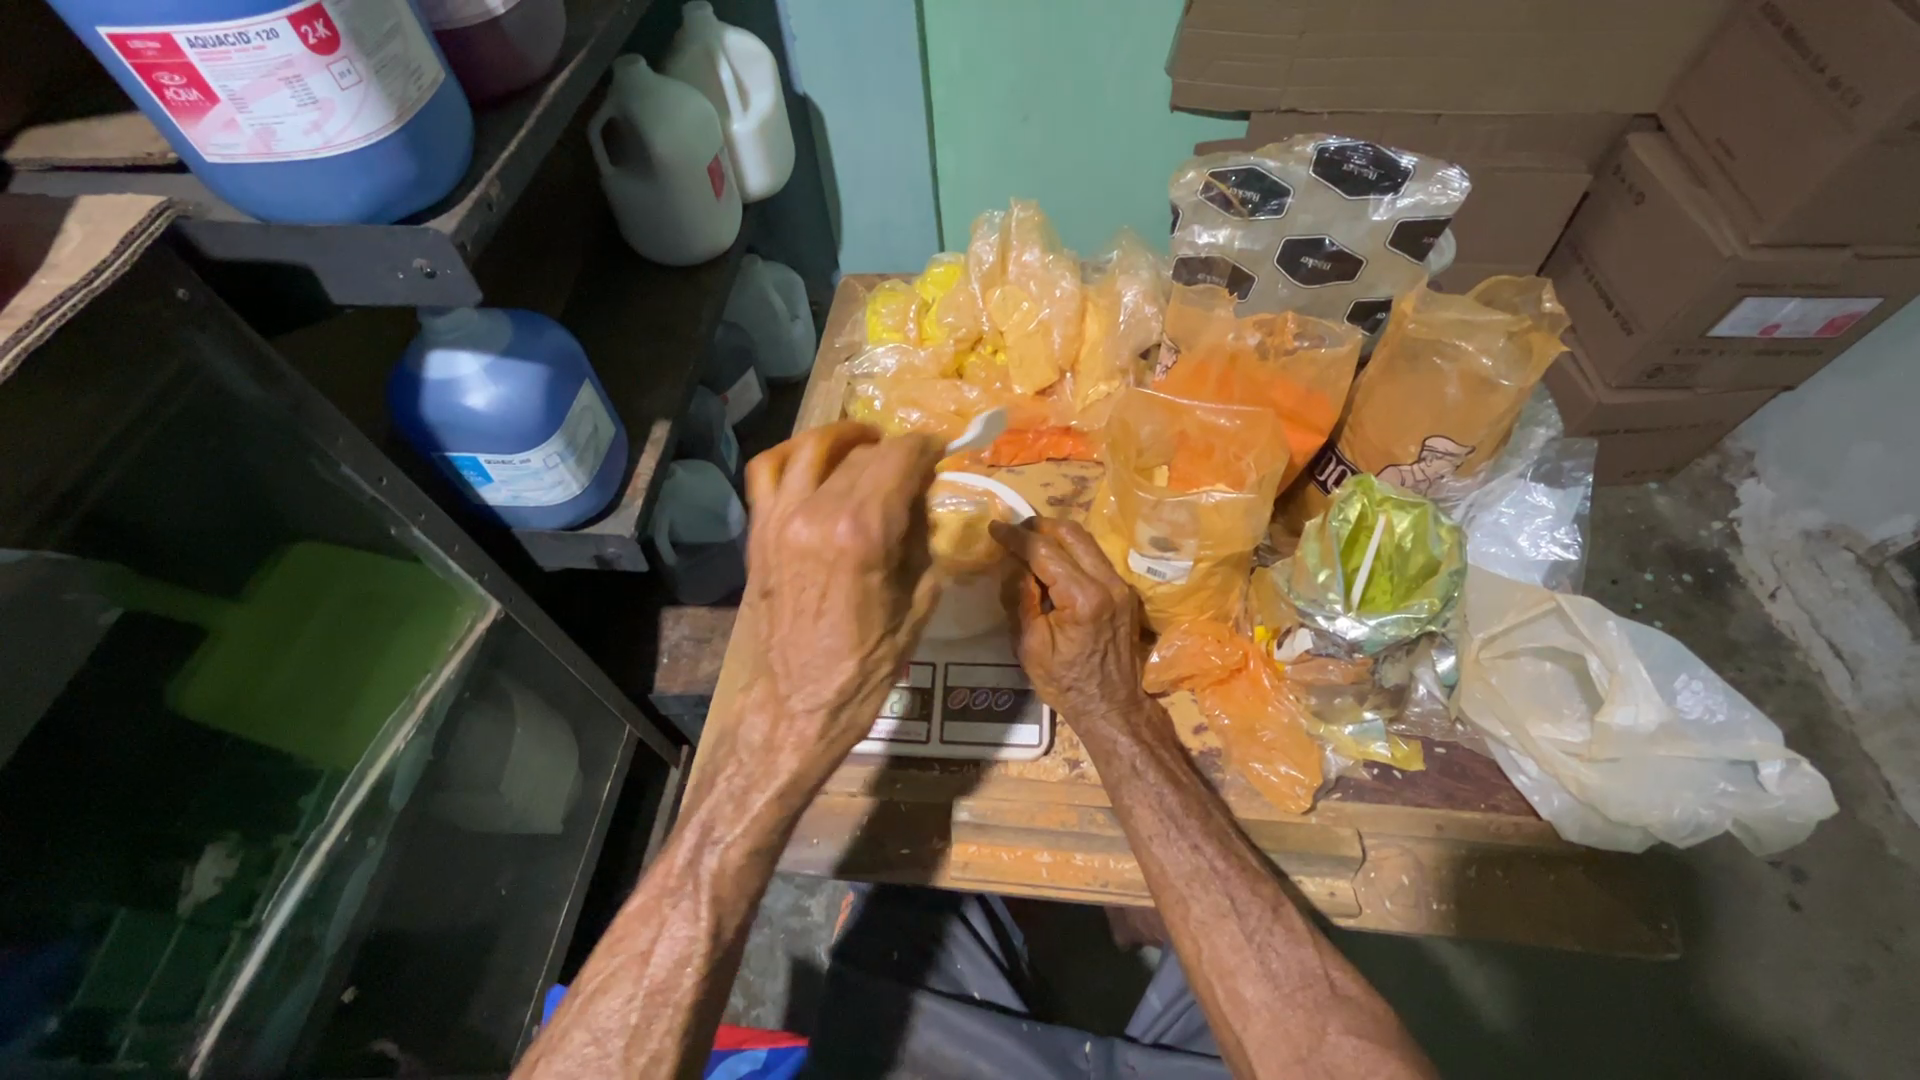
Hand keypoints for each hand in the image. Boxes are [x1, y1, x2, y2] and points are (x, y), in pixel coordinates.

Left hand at [743, 422, 944, 766]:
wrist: (798, 701)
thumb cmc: (868, 663)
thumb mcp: (920, 600)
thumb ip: (923, 539)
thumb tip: (922, 497)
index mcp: (865, 530)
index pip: (901, 457)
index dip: (928, 447)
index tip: (942, 450)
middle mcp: (818, 511)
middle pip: (863, 452)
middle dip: (896, 450)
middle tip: (915, 465)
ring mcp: (781, 518)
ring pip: (813, 447)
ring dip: (847, 438)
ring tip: (867, 445)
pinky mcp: (759, 530)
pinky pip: (768, 470)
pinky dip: (793, 454)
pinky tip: (815, 460)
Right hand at [989, 518, 1159, 745]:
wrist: (1111, 706)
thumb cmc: (1065, 683)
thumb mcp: (1029, 645)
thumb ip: (1021, 598)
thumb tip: (1014, 564)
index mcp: (1082, 598)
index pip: (1044, 551)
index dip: (1016, 536)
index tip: (994, 528)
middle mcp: (1108, 583)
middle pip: (1071, 533)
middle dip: (1038, 526)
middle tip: (1013, 531)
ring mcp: (1121, 586)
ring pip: (1087, 541)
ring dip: (1056, 536)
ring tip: (1029, 542)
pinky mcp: (1125, 592)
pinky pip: (1095, 558)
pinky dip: (1071, 551)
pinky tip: (1052, 562)